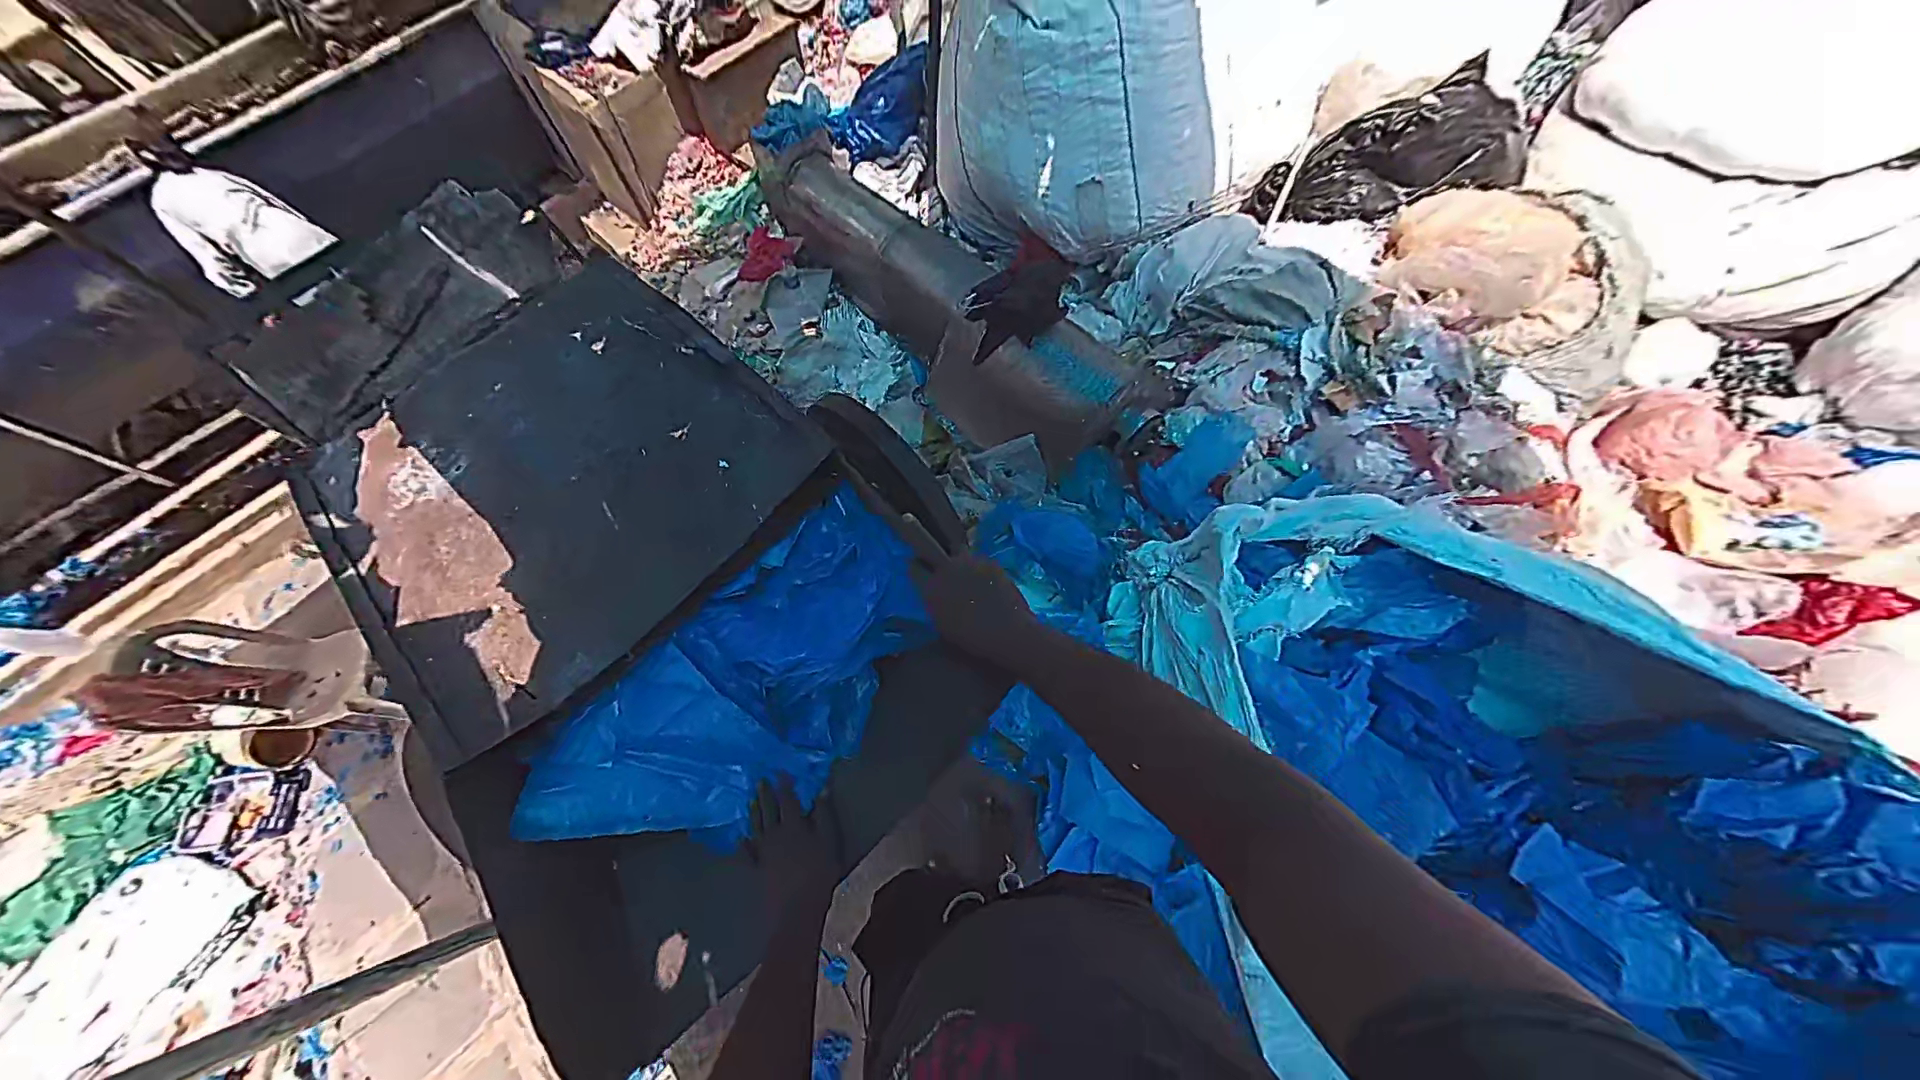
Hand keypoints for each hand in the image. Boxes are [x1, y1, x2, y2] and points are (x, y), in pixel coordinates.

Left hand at [745, 776, 841, 917]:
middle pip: (768, 809)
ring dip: (753, 812)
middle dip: (765, 794)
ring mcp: (762, 851)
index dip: (784, 785)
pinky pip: (746, 853)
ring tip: (751, 800)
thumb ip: (824, 814)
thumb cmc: (820, 871)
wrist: (796, 908)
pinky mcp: (756, 868)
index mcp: (793, 824)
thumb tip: (821, 789)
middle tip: (760, 780)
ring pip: (756, 826)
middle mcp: (774, 833)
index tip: (780, 772)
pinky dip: (743, 844)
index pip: (787, 799)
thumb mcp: (830, 839)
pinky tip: (740, 839)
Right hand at [911, 554, 1046, 669]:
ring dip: (961, 562)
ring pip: (959, 553)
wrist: (1006, 632)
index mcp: (930, 587)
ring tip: (970, 577)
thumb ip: (936, 603)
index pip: (915, 567)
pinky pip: (980, 560)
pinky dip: (981, 568)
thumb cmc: (971, 638)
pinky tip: (989, 582)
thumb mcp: (942, 623)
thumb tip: (937, 594)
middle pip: (935, 553)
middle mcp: (946, 568)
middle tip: (946, 573)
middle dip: (938, 560)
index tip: (923, 573)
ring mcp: (970, 562)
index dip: (918, 569)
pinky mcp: (990, 561)